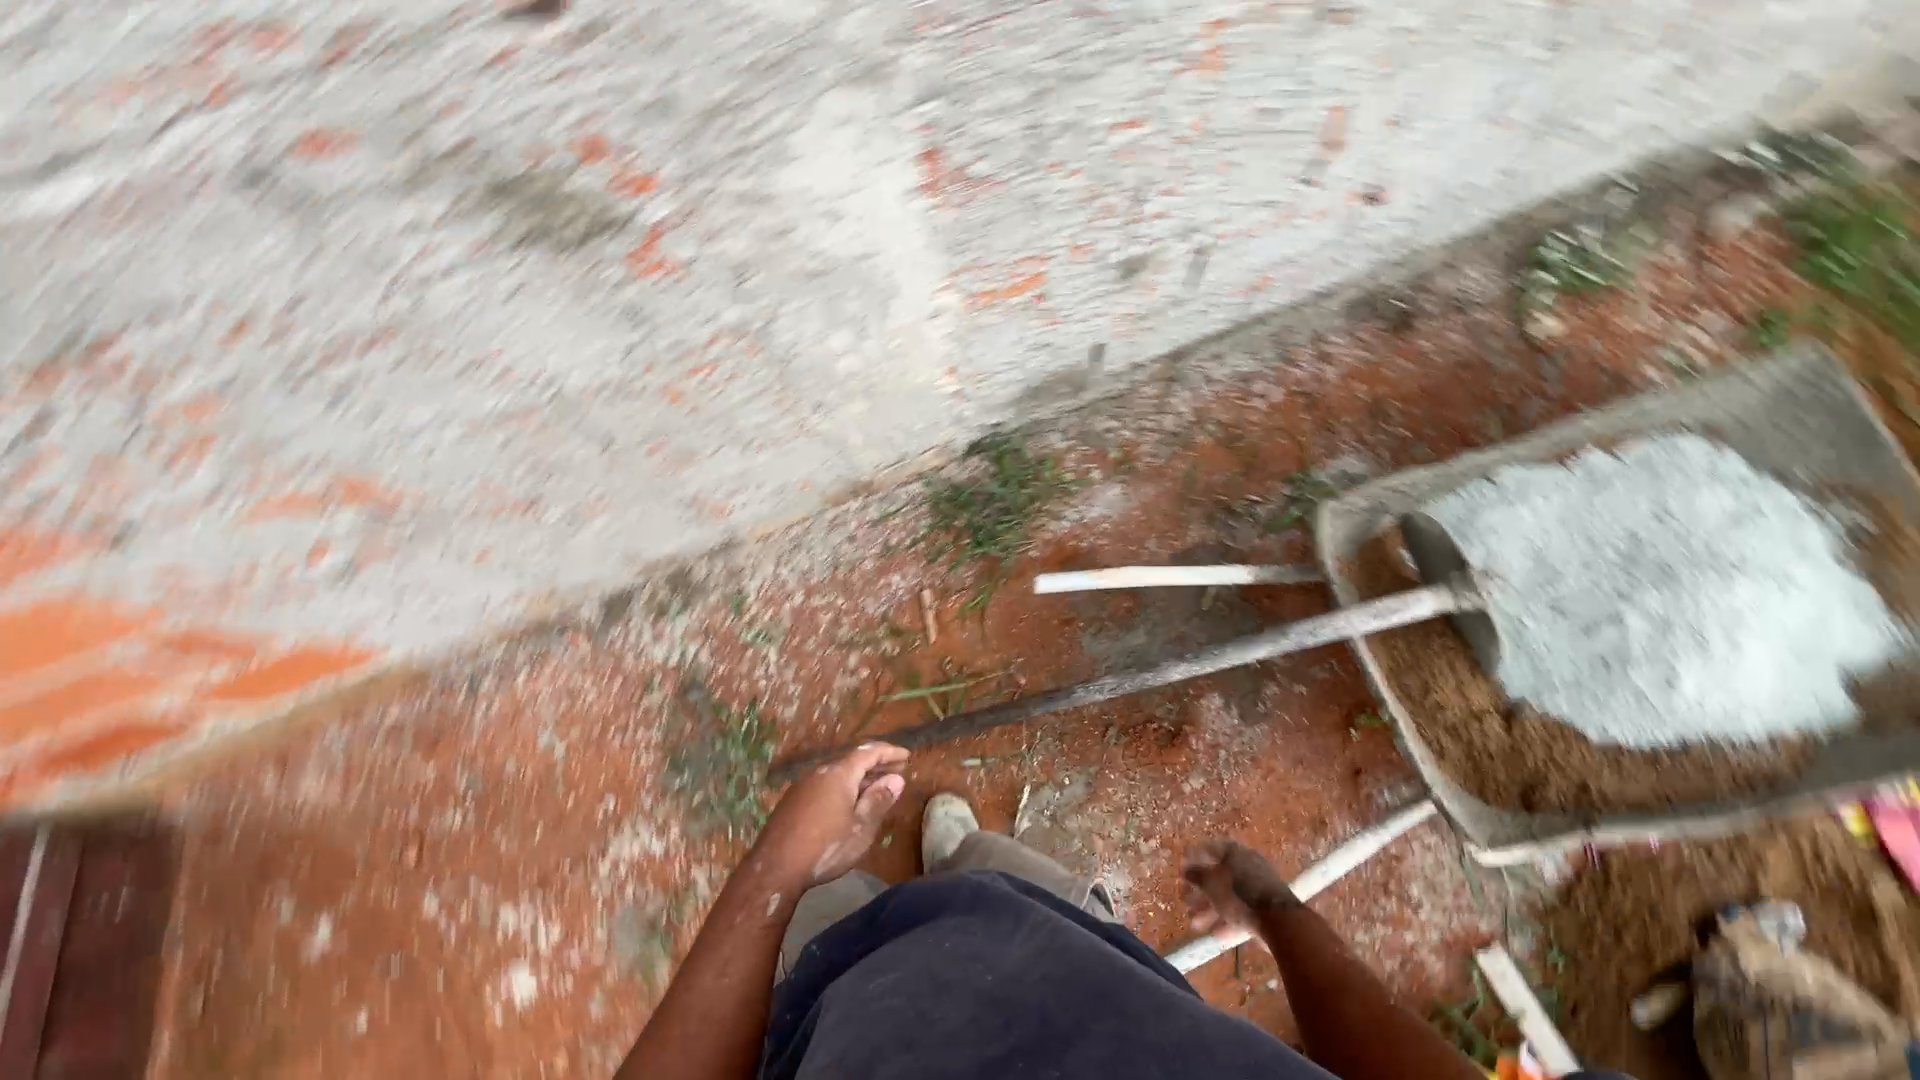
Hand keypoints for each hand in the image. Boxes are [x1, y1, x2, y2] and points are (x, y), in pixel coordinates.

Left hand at [752, 742, 908, 887]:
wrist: (775, 869)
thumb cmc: (825, 847)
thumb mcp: (861, 828)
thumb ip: (879, 800)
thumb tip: (896, 778)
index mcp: (838, 774)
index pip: (868, 752)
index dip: (889, 752)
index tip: (907, 755)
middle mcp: (819, 773)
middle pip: (851, 762)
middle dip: (876, 766)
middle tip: (896, 772)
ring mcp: (802, 787)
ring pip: (837, 775)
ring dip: (859, 779)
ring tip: (876, 790)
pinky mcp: (791, 803)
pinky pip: (824, 787)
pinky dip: (842, 789)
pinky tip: (847, 806)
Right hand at [1182, 840, 1298, 937]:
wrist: (1279, 921)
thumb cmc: (1239, 893)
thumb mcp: (1211, 883)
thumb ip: (1197, 875)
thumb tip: (1186, 870)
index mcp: (1235, 854)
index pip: (1211, 849)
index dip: (1195, 857)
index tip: (1182, 868)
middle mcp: (1248, 867)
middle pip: (1219, 877)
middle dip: (1200, 891)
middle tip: (1184, 900)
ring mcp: (1258, 889)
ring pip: (1229, 897)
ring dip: (1210, 910)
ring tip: (1195, 924)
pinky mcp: (1266, 910)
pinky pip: (1242, 912)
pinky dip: (1227, 921)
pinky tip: (1215, 934)